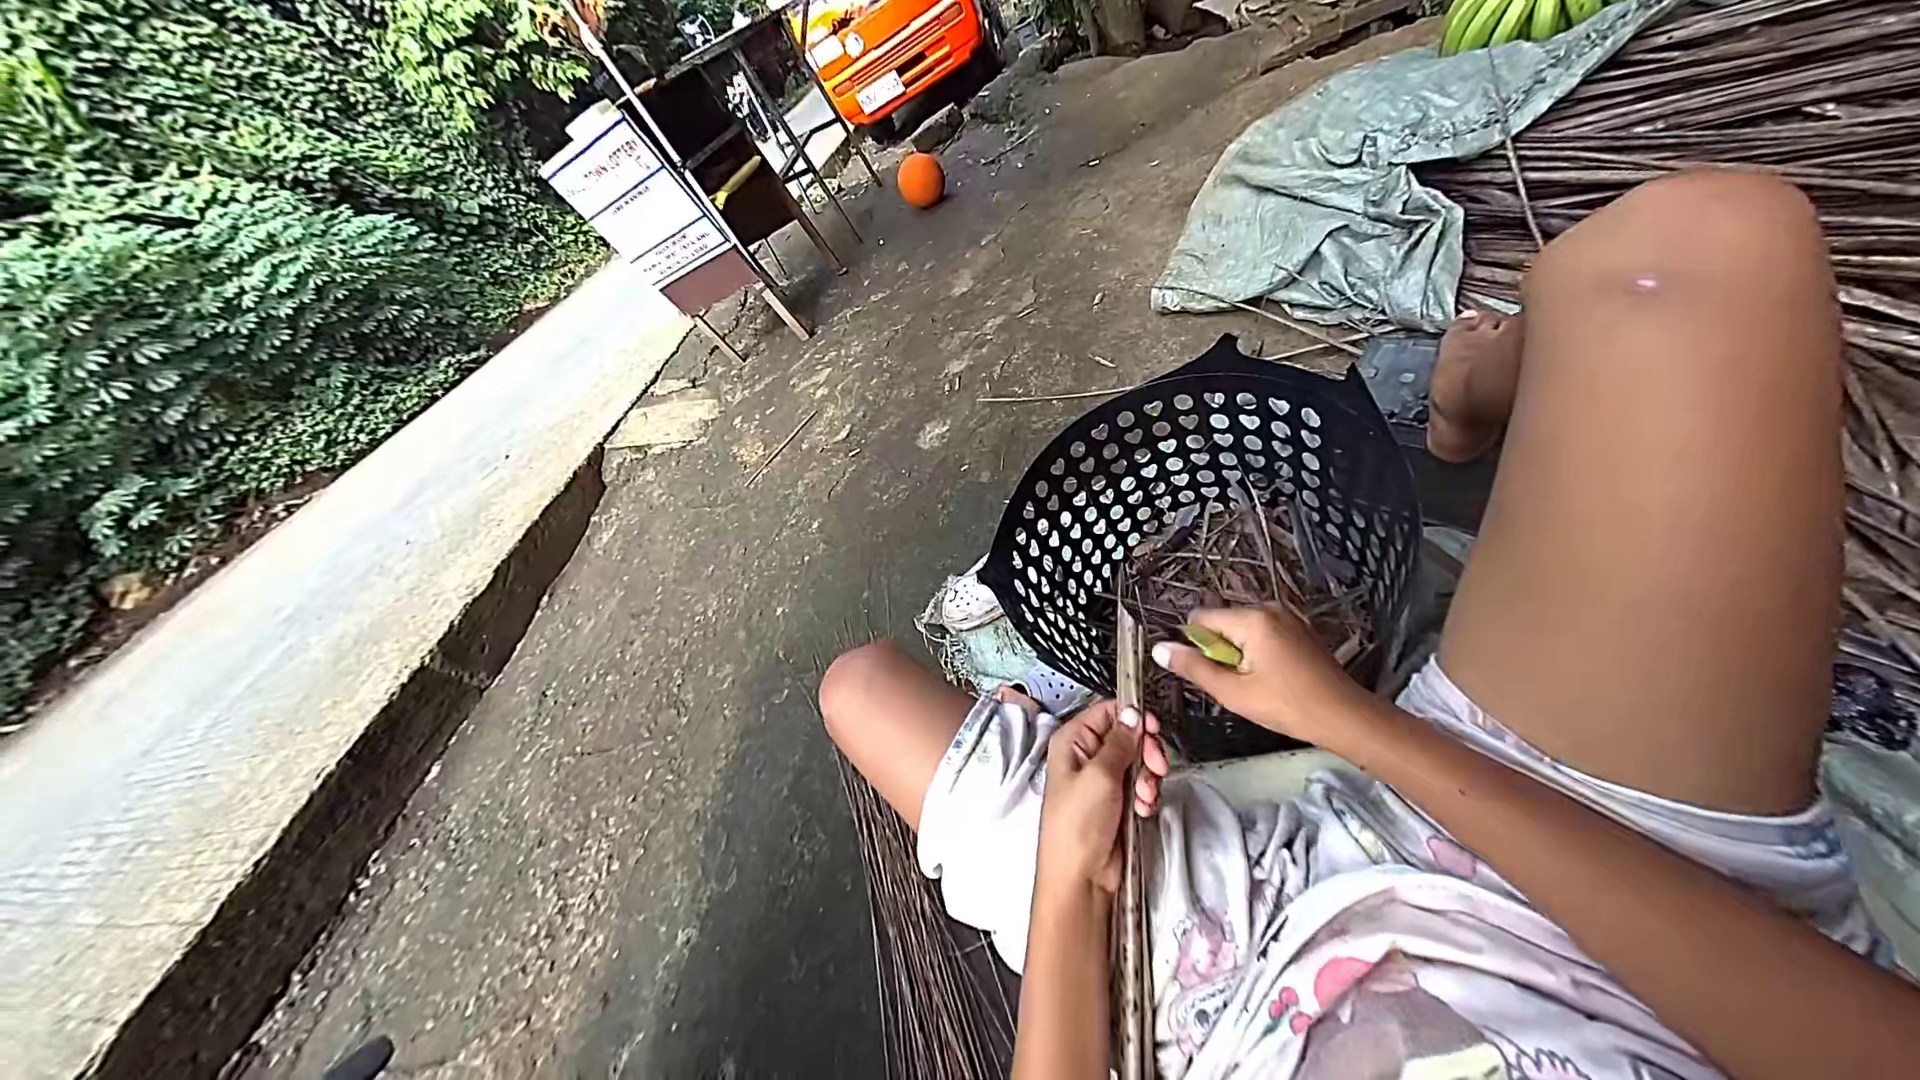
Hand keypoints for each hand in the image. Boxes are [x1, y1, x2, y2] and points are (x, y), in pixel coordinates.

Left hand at [1036, 699, 1170, 893]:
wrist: (1081, 877)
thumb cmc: (1079, 823)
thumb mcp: (1100, 776)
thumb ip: (1120, 742)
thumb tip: (1133, 714)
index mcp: (1072, 740)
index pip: (1107, 712)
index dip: (1133, 717)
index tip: (1153, 730)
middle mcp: (1085, 755)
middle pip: (1127, 736)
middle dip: (1145, 751)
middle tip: (1155, 767)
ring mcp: (1101, 779)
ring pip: (1137, 761)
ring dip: (1147, 777)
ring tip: (1144, 796)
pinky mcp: (1115, 800)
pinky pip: (1139, 785)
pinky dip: (1146, 795)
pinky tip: (1143, 809)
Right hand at [1150, 606, 1369, 750]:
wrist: (1346, 718)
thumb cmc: (1288, 706)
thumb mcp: (1233, 692)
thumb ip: (1193, 667)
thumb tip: (1159, 649)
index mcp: (1252, 619)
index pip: (1200, 619)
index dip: (1196, 646)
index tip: (1213, 673)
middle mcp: (1269, 609)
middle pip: (1221, 623)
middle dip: (1219, 651)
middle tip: (1237, 682)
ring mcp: (1287, 617)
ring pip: (1240, 630)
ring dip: (1237, 653)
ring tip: (1255, 682)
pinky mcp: (1297, 628)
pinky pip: (1260, 633)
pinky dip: (1256, 652)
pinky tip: (1271, 677)